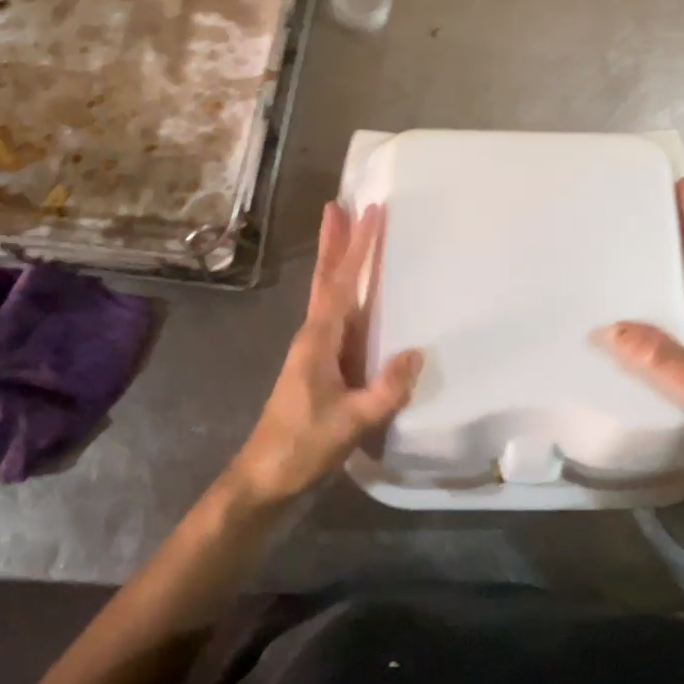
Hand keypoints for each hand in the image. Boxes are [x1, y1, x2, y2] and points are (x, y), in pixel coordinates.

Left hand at [229, 202, 422, 505]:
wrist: (265, 478)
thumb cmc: (302, 446)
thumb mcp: (349, 422)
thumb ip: (385, 390)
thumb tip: (417, 353)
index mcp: (318, 340)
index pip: (340, 283)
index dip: (357, 247)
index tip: (369, 211)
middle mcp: (313, 337)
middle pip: (325, 279)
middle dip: (335, 242)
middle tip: (340, 205)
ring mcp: (315, 353)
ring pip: (329, 297)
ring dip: (338, 265)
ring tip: (348, 237)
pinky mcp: (320, 370)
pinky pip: (338, 322)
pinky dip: (348, 299)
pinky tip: (361, 302)